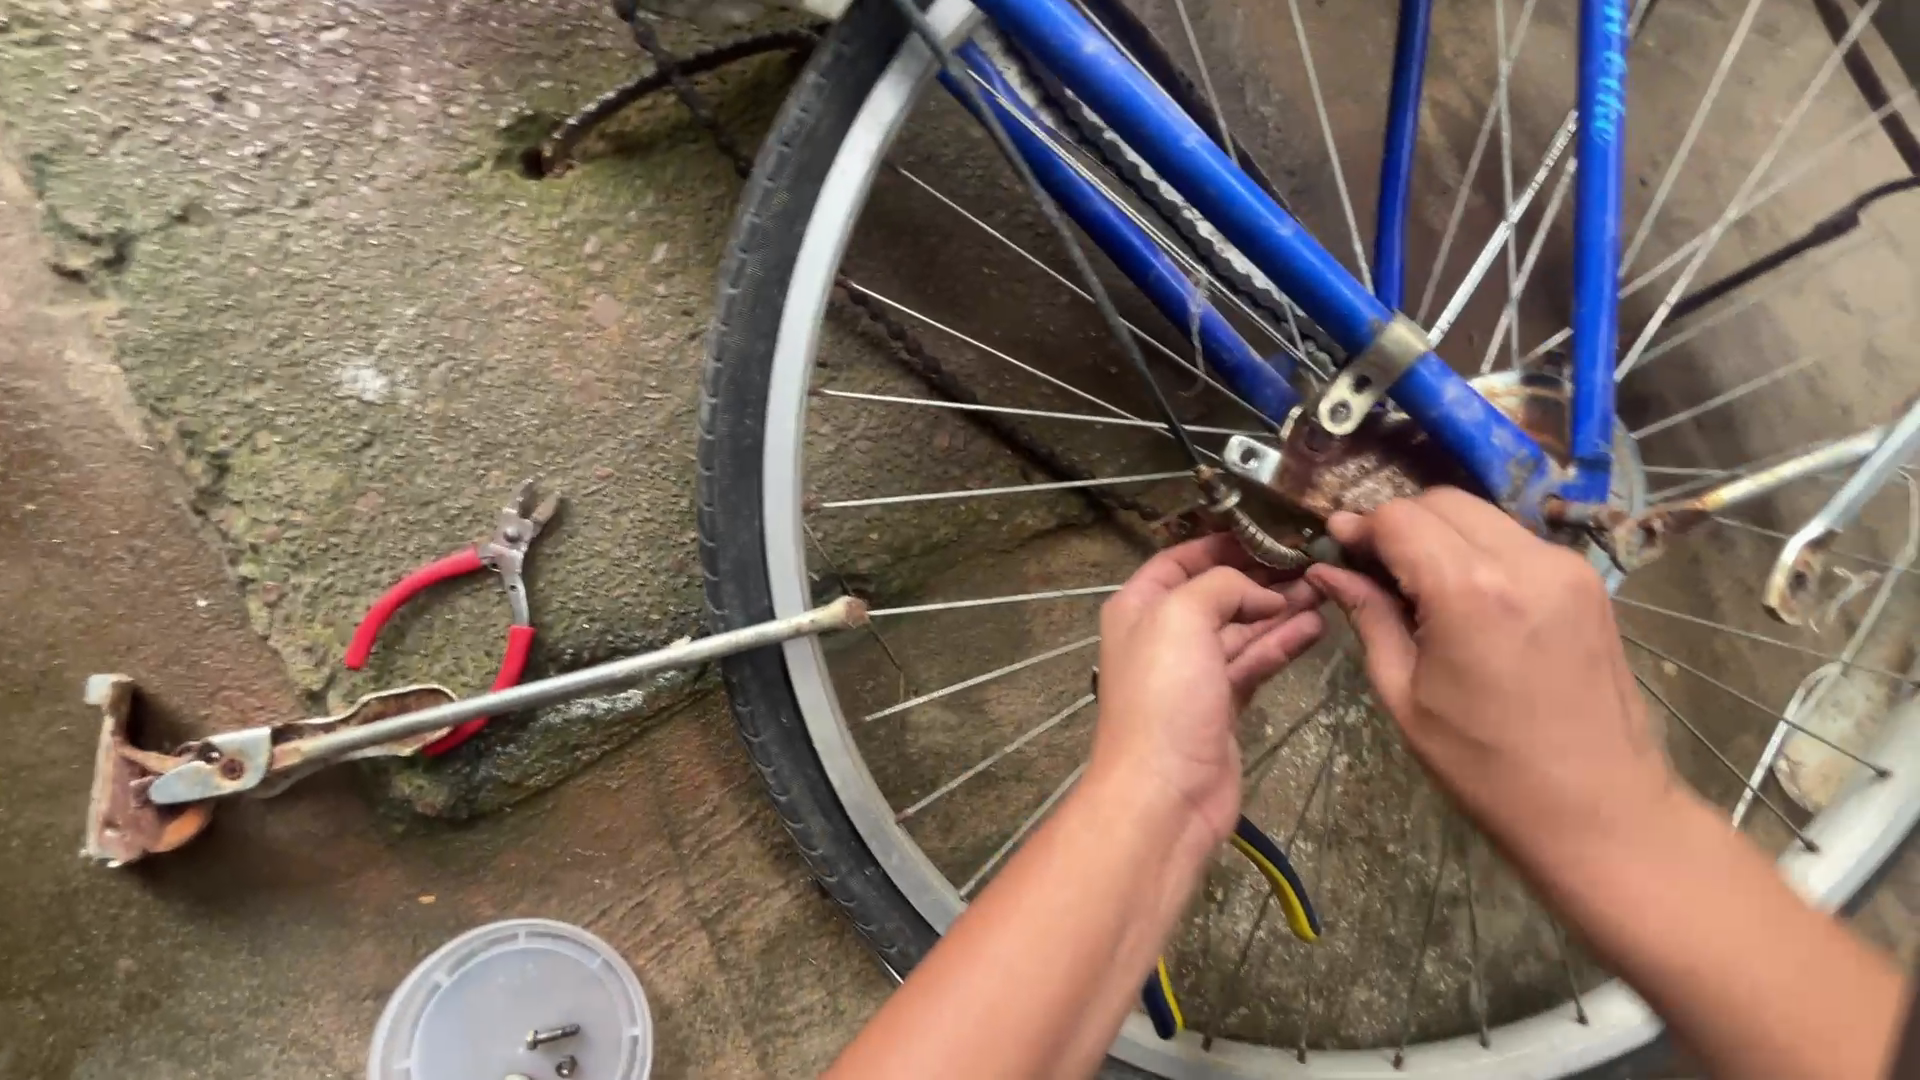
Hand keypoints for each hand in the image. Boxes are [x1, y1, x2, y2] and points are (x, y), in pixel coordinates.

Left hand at [1092, 533, 1326, 853]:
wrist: (1165, 791)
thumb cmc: (1164, 694)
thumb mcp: (1181, 617)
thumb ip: (1221, 587)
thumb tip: (1260, 593)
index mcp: (1138, 606)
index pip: (1179, 560)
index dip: (1220, 545)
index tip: (1268, 532)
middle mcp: (1162, 634)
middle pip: (1216, 593)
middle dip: (1259, 576)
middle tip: (1309, 560)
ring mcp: (1194, 671)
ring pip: (1241, 628)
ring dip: (1279, 608)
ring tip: (1324, 587)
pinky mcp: (1223, 703)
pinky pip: (1254, 662)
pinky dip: (1282, 644)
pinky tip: (1316, 626)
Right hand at [1304, 489, 1678, 883]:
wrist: (1599, 809)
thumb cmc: (1482, 763)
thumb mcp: (1401, 691)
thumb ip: (1367, 616)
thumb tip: (1326, 572)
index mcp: (1469, 592)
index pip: (1399, 518)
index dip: (1359, 527)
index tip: (1334, 549)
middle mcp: (1523, 561)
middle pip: (1440, 501)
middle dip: (1395, 523)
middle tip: (1367, 564)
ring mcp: (1565, 567)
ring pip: (1478, 513)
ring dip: (1435, 530)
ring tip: (1410, 579)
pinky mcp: (1587, 582)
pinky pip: (1512, 538)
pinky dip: (1473, 546)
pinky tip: (1456, 590)